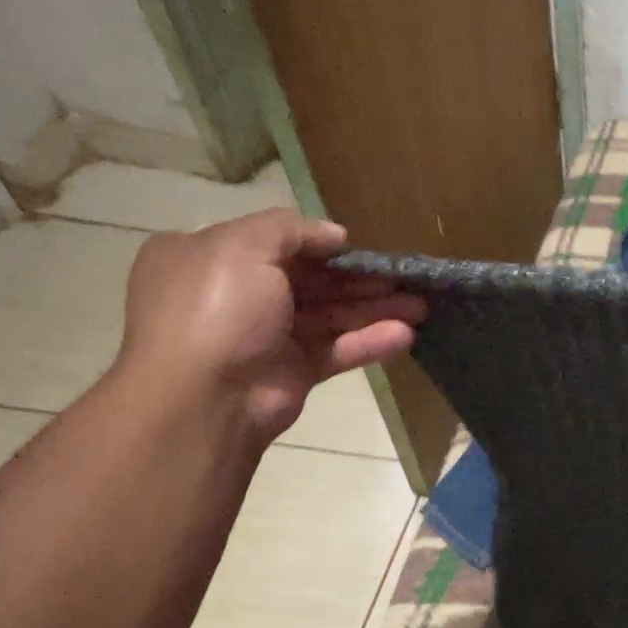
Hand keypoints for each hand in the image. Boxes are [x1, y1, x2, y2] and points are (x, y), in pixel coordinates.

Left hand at [117, 208, 426, 439]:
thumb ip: (290, 230)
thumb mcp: (243, 247)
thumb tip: (334, 234)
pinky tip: (404, 336)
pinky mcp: (293, 371)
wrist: (207, 396)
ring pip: (329, 316)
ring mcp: (266, 336)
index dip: (320, 245)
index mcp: (211, 258)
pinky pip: (336, 351)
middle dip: (359, 280)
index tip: (361, 248)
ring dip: (374, 310)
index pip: (274, 244)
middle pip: (310, 281)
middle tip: (406, 280)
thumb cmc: (217, 309)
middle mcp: (237, 295)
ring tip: (420, 308)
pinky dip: (368, 343)